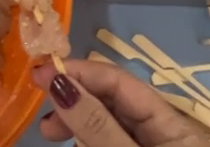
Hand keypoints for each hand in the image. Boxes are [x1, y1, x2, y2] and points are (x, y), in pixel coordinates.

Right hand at [33, 59, 209, 146]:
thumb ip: (96, 125)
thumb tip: (55, 77)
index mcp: (172, 124)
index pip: (117, 80)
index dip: (77, 71)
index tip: (38, 74)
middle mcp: (165, 134)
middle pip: (112, 100)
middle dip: (74, 99)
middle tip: (43, 117)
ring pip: (109, 123)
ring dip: (78, 123)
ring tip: (53, 135)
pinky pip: (112, 142)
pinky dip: (91, 139)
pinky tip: (75, 143)